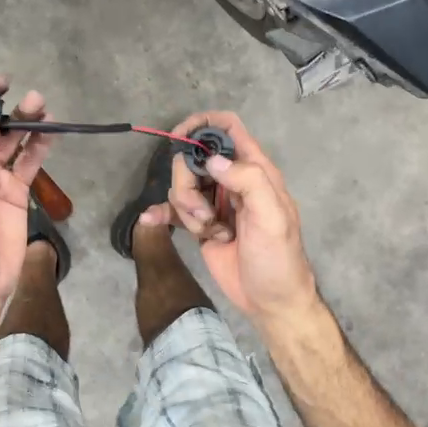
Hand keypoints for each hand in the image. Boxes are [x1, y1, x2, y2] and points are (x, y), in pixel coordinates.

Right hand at [159, 111, 319, 327]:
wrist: (271, 302)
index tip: (180, 137)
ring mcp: (214, 202)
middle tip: (203, 213)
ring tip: (207, 231)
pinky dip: (161, 213)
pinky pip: (174, 210)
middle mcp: (231, 181)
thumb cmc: (278, 258)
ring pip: (182, 185)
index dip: (202, 124)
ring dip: (186, 208)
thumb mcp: (272, 217)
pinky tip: (149, 219)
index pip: (228, 128)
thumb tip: (212, 161)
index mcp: (254, 171)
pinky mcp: (200, 224)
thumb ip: (249, 181)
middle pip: (193, 160)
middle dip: (188, 183)